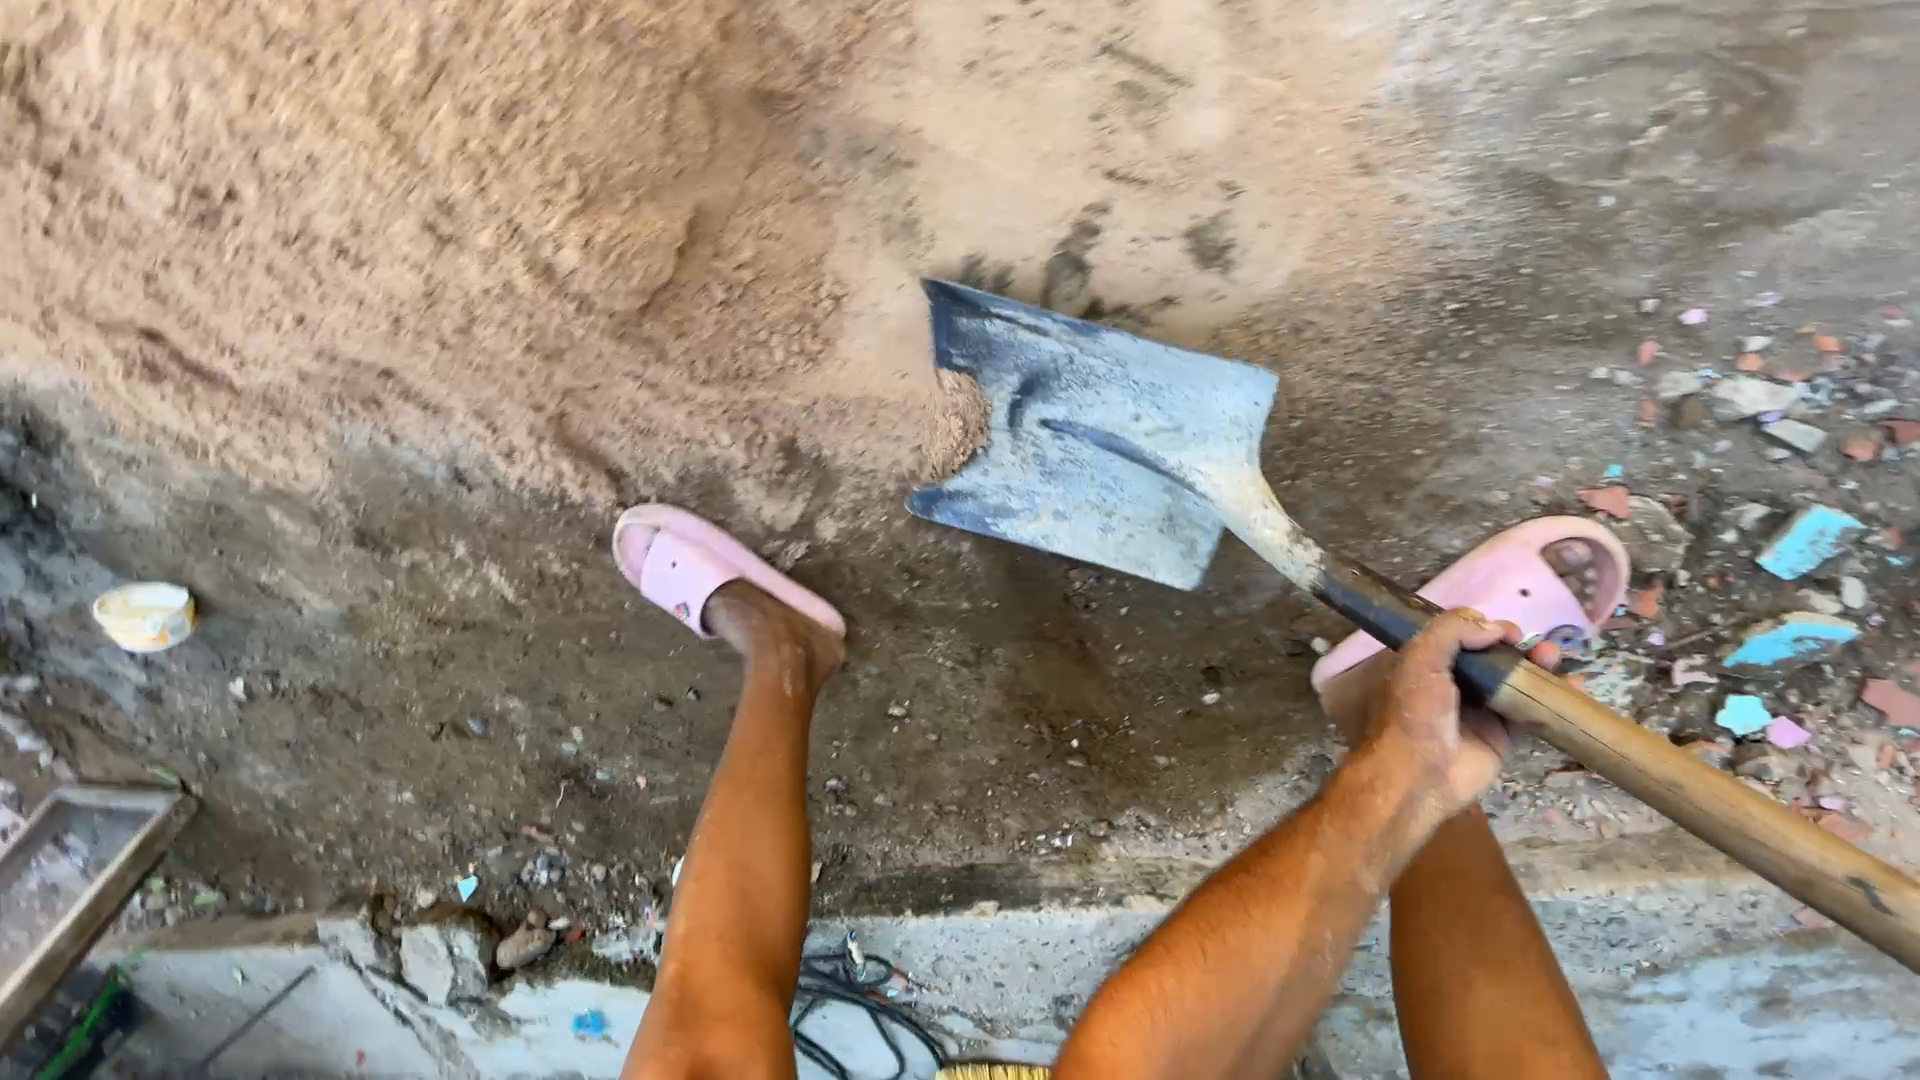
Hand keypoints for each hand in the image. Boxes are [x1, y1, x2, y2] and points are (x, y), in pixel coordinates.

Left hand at [1356, 608, 1561, 816]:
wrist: (1419, 774)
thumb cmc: (1415, 713)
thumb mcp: (1420, 661)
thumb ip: (1451, 633)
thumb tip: (1495, 626)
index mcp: (1426, 663)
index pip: (1458, 636)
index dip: (1483, 627)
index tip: (1504, 630)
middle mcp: (1452, 682)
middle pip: (1491, 656)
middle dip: (1516, 646)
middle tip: (1536, 646)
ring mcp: (1478, 709)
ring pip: (1514, 680)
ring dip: (1537, 666)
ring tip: (1552, 656)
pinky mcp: (1502, 734)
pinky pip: (1533, 710)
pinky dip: (1554, 697)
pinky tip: (1575, 685)